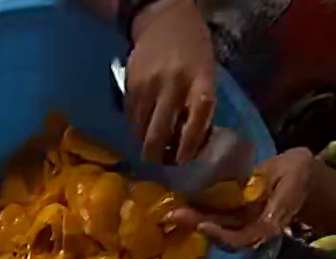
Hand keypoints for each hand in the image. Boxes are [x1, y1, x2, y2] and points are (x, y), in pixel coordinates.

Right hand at [125, 0, 219, 163]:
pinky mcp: (130, 89)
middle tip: (158, 160)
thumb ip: (198, 104)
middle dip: (156, 154)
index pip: (197, 117)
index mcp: (199, 78)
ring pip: (141, 131)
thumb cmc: (191, 50)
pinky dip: (137, 127)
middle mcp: (173, 82)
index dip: (189, 143)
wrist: (164, 20)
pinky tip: (144, 122)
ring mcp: (149, 86)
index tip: (183, 159)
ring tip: (151, 141)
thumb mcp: (204, 72)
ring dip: (145, 142)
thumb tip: (188, 143)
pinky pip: (132, 120)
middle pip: (158, 133)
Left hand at [166, 147, 316, 249]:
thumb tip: (269, 225)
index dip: (221, 235)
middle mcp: (247, 230)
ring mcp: (238, 224)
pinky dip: (195, 213)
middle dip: (196, 226)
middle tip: (174, 216)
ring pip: (211, 227)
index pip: (240, 239)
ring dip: (190, 221)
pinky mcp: (230, 216)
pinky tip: (179, 206)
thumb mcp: (297, 177)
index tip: (203, 225)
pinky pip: (210, 217)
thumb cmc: (300, 173)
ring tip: (172, 212)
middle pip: (218, 235)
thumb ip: (284, 200)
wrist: (301, 175)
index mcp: (265, 226)